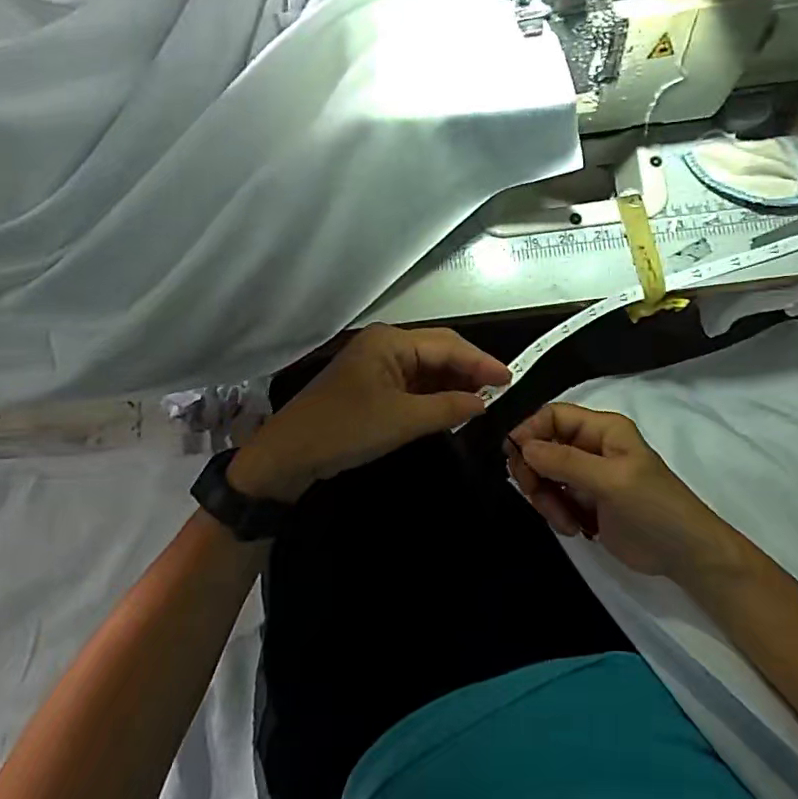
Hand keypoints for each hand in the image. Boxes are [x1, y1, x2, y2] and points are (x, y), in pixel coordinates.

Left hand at [229, 324, 508, 503]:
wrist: (287, 457)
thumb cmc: (345, 430)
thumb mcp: (402, 421)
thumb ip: (448, 407)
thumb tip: (483, 402)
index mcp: (390, 342)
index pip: (447, 345)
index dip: (481, 362)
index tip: (510, 379)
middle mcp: (385, 345)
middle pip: (438, 351)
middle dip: (470, 370)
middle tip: (501, 390)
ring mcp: (377, 365)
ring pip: (427, 369)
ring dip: (453, 383)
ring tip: (484, 400)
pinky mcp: (372, 386)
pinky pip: (413, 384)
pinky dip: (435, 395)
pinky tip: (453, 407)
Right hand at [505, 403, 751, 583]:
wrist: (684, 555)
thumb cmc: (654, 508)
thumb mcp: (611, 481)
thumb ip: (566, 462)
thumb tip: (523, 446)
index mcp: (603, 429)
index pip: (553, 415)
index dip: (529, 431)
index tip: (513, 456)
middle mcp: (592, 446)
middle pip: (542, 445)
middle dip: (535, 471)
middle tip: (535, 494)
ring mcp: (587, 475)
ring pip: (543, 474)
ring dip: (545, 498)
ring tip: (565, 521)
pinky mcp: (584, 502)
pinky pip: (553, 498)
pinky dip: (555, 513)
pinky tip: (574, 529)